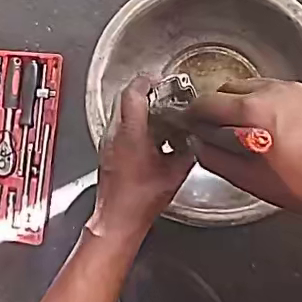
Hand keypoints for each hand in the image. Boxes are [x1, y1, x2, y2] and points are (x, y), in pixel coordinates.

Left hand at [90, 75, 194, 238]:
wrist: (117, 220)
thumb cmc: (139, 201)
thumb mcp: (174, 173)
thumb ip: (187, 152)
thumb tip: (195, 141)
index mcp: (130, 134)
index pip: (133, 93)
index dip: (148, 81)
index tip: (161, 80)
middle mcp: (114, 134)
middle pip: (124, 98)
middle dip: (145, 91)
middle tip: (164, 93)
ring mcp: (107, 142)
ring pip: (120, 111)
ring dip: (139, 107)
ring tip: (160, 114)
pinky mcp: (107, 151)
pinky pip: (120, 127)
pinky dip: (135, 123)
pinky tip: (152, 136)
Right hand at [187, 78, 301, 221]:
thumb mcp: (247, 178)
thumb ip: (214, 156)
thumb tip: (199, 143)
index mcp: (253, 112)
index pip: (207, 103)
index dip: (192, 114)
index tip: (188, 122)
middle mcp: (272, 92)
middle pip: (227, 90)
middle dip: (216, 109)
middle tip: (212, 131)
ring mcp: (291, 90)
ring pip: (250, 88)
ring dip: (239, 105)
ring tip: (242, 133)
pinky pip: (271, 92)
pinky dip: (261, 104)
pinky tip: (266, 129)